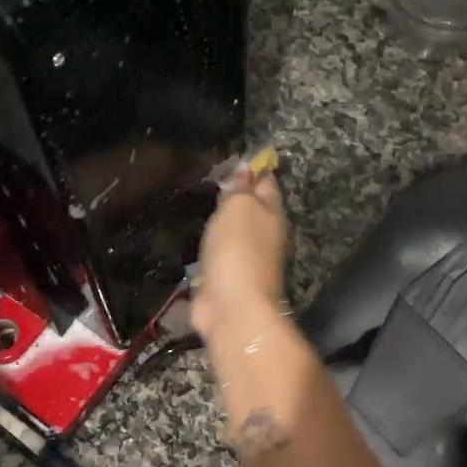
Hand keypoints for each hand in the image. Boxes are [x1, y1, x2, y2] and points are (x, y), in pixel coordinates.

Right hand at [192, 170, 288, 338]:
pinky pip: (215, 258)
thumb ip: (239, 188)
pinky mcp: (224, 281)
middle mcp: (263, 236)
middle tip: (208, 181)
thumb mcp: (238, 207)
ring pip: (230, 235)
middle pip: (248, 210)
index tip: (232, 158)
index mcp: (271, 214)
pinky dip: (207, 251)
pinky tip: (194, 243)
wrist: (232, 308)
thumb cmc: (238, 250)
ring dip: (219, 225)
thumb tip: (244, 172)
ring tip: (198, 208)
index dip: (252, 169)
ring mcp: (244, 261)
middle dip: (232, 197)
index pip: (266, 182)